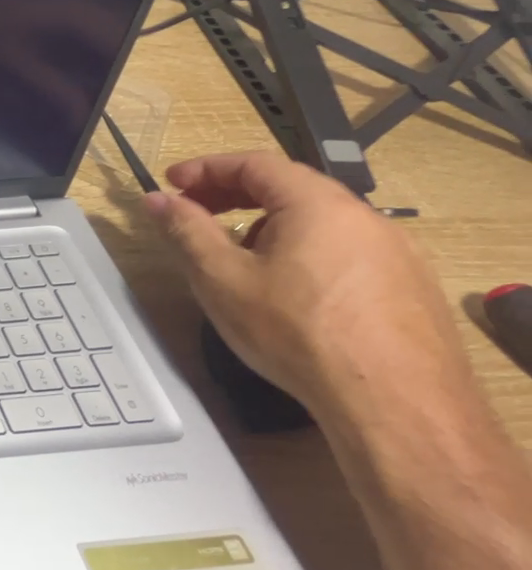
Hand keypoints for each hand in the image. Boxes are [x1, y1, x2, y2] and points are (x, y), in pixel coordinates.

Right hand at [140, 151, 464, 423]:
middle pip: (292, 188)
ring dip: (269, 223)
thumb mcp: (221, 278)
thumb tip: (157, 199)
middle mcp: (366, 219)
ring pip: (321, 221)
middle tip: (194, 212)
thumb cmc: (296, 331)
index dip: (207, 168)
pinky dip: (305, 250)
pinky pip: (347, 250)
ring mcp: (398, 254)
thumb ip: (186, 230)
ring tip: (237, 256)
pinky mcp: (412, 289)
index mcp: (319, 205)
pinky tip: (288, 289)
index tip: (172, 184)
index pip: (256, 164)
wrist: (396, 405)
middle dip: (235, 193)